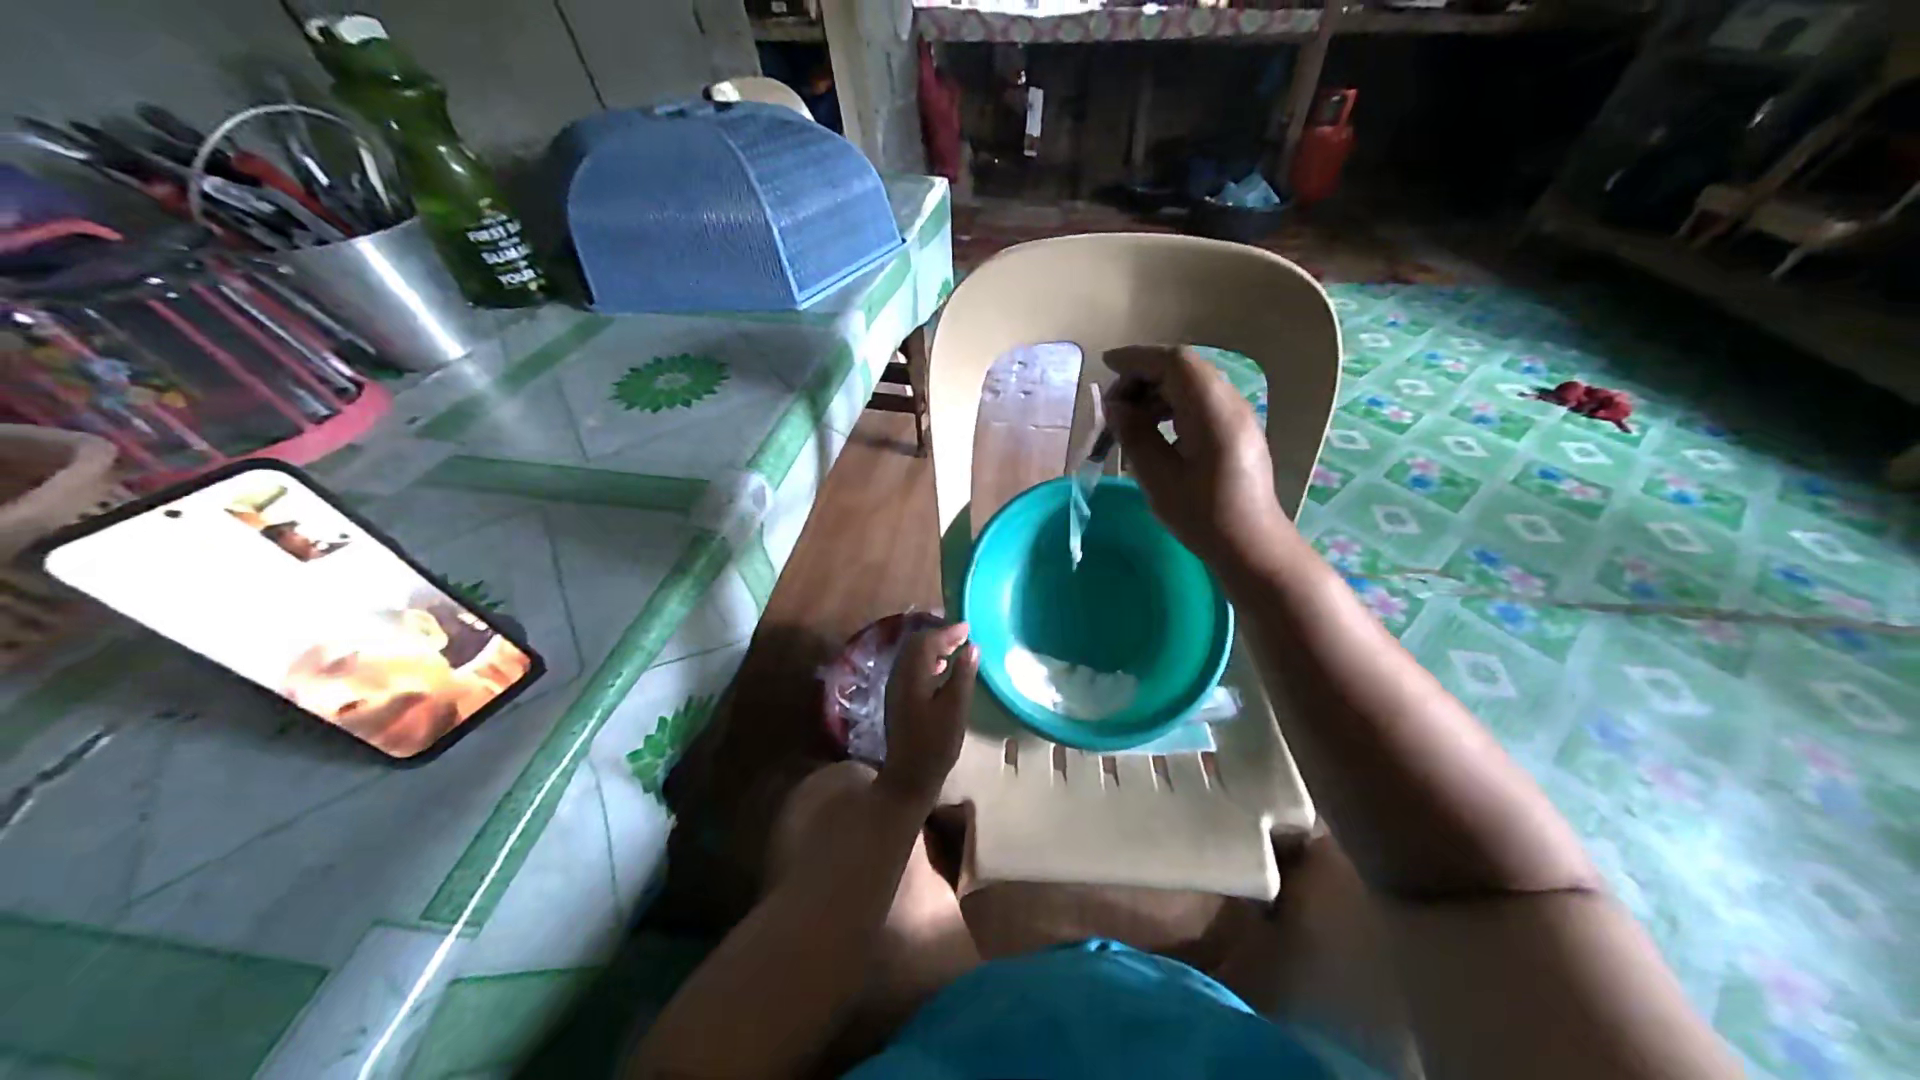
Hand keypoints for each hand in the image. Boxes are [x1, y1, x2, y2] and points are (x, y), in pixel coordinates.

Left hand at [877, 623, 978, 807]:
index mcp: (910, 676)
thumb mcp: (956, 709)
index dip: (947, 632)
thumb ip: (963, 675)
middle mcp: (899, 677)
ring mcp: (896, 688)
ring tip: (957, 649)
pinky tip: (943, 669)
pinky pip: (912, 668)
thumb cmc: (935, 744)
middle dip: (939, 636)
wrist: (909, 776)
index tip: (968, 628)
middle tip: (964, 636)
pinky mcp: (899, 699)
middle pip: (916, 646)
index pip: (926, 642)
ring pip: (913, 656)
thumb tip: (972, 647)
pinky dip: (929, 661)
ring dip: (934, 648)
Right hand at [1105, 346, 1294, 577]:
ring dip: (1156, 393)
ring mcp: (1238, 416)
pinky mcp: (1237, 431)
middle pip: (1184, 369)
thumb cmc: (1202, 515)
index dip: (1138, 358)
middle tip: (1114, 408)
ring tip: (1129, 422)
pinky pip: (1201, 403)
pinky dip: (1172, 406)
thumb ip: (1134, 434)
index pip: (1175, 363)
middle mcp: (1231, 404)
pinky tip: (1154, 431)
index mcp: (1213, 411)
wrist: (1250, 545)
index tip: (1106, 366)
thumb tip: (1116, 407)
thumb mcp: (1157, 477)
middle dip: (1143, 377)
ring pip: (1192, 385)